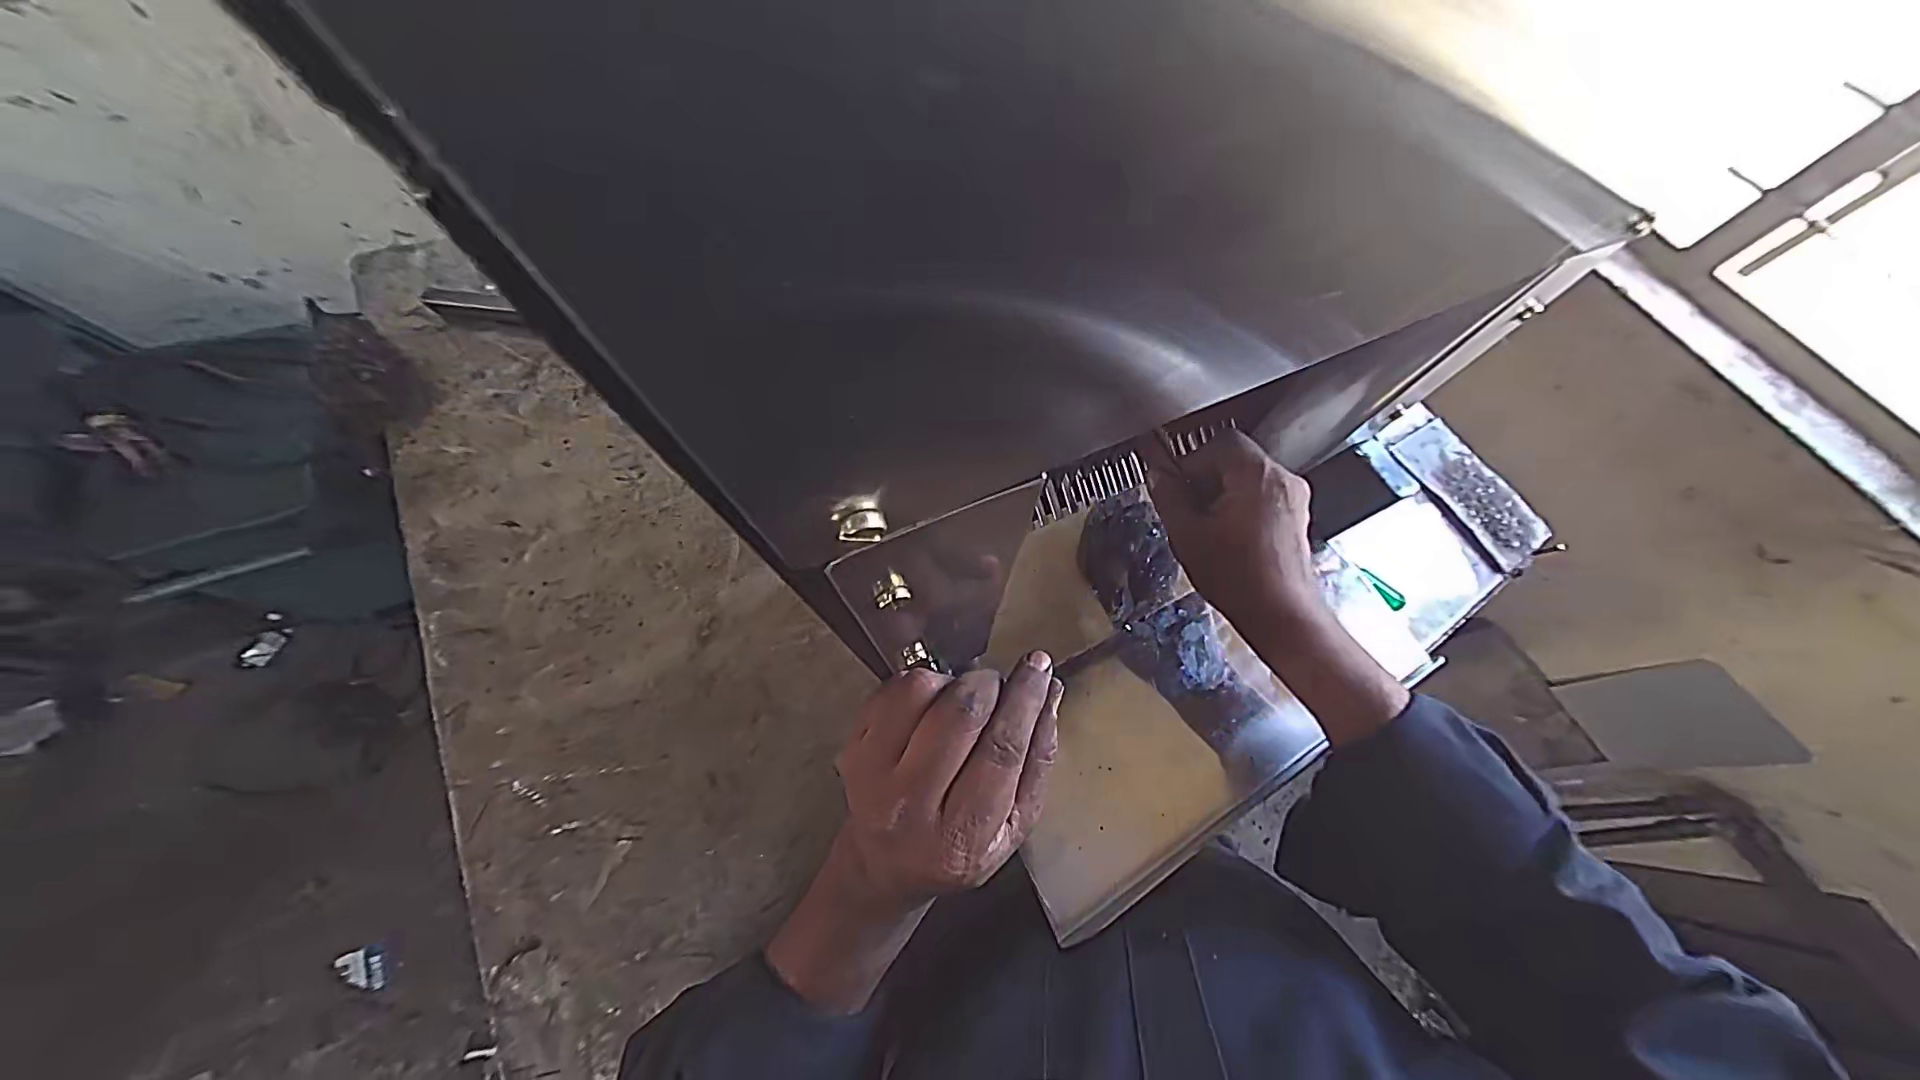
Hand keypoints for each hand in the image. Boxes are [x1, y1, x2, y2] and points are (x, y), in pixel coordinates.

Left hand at [833, 658, 1062, 905]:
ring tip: (963, 701)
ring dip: (953, 682)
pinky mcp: (853, 746)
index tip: (1038, 669)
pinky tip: (932, 703)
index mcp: (961, 836)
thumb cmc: (958, 845)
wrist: (887, 863)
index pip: (1001, 752)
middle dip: (990, 685)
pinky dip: (922, 682)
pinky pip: (893, 688)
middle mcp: (909, 806)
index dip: (1024, 701)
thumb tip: (1049, 695)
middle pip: (959, 715)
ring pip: (921, 691)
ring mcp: (873, 774)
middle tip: (1000, 685)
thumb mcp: (1013, 826)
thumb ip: (1037, 762)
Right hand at [1145, 428, 1322, 630]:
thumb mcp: (1187, 534)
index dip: (1189, 462)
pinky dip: (1241, 506)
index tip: (1174, 485)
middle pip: (1235, 458)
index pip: (1217, 443)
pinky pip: (1262, 496)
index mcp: (1255, 474)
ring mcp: (1294, 497)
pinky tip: (1227, 537)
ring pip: (1247, 478)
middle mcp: (1281, 478)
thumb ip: (1169, 496)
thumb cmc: (1237, 577)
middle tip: (1188, 507)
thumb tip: (1158, 474)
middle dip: (1206, 478)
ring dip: (1223, 493)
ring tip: (1206, 526)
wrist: (1281, 613)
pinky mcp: (1296, 517)